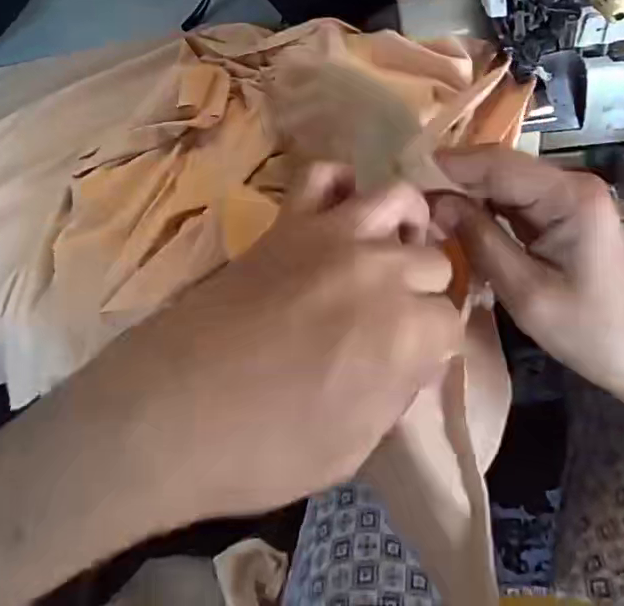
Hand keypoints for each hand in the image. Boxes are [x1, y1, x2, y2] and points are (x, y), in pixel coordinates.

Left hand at [67, 163, 466, 523]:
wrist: (172, 411)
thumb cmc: (265, 449)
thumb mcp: (352, 447)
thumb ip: (397, 392)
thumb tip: (413, 359)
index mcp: (405, 332)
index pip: (451, 322)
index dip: (435, 345)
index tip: (413, 361)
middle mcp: (379, 269)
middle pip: (433, 259)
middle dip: (424, 291)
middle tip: (397, 316)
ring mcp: (331, 235)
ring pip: (397, 199)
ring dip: (405, 224)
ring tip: (391, 249)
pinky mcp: (288, 222)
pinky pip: (323, 175)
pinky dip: (339, 186)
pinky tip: (340, 213)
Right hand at [434, 146, 623, 399]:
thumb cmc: (589, 332)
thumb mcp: (525, 291)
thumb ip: (479, 239)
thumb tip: (436, 201)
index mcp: (569, 195)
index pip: (497, 164)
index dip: (449, 166)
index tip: (405, 176)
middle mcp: (570, 182)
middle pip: (499, 166)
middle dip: (455, 178)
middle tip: (411, 196)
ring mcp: (569, 195)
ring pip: (503, 179)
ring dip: (467, 191)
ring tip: (425, 206)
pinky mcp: (563, 211)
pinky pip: (514, 197)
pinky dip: (484, 205)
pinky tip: (457, 217)